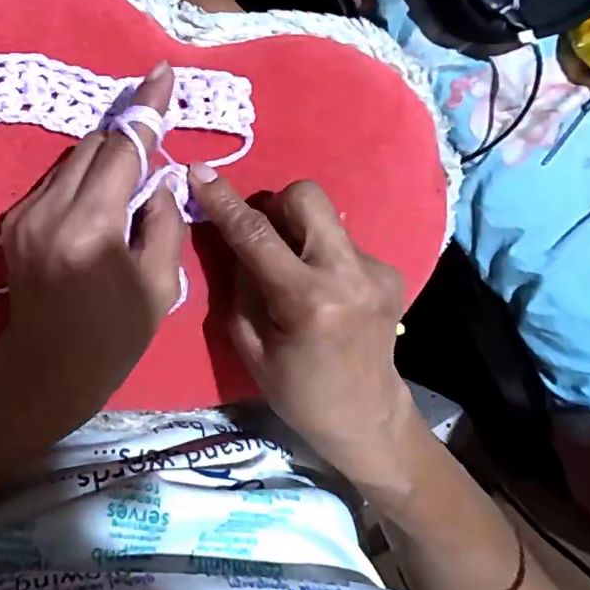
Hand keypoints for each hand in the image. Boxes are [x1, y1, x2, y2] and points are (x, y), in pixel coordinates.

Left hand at [0, 61, 185, 422]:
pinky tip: (102, 197)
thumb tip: (160, 179)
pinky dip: (84, 177)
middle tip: (155, 127)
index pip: (122, 149)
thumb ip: (164, 221)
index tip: (163, 72)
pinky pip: (56, 181)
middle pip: (92, 145)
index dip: (147, 108)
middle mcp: (50, 210)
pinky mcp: (14, 222)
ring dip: (104, 155)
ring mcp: (25, 214)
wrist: (47, 370)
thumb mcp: (160, 284)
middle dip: (126, 132)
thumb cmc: (114, 336)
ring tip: (131, 171)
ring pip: (71, 159)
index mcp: (91, 228)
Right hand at [189, 171, 416, 479]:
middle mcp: (348, 274)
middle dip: (274, 205)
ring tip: (293, 273)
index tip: (200, 172)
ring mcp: (376, 269)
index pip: (256, 235)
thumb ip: (242, 285)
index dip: (224, 201)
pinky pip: (340, 241)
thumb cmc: (298, 392)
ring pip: (325, 216)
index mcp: (308, 301)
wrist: (369, 417)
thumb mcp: (250, 345)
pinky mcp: (389, 270)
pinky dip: (320, 254)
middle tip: (261, 237)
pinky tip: (323, 291)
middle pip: (306, 197)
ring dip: (297, 232)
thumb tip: (236, 239)